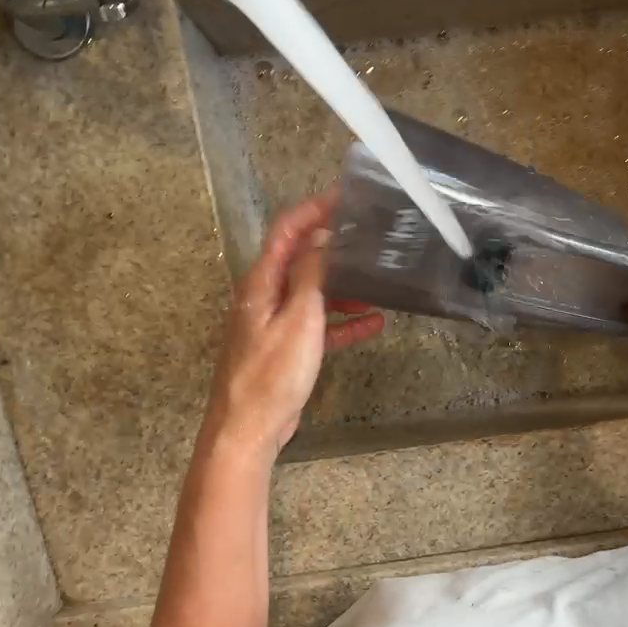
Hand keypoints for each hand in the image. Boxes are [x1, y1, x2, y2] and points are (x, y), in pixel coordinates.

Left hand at [204, 190, 384, 458]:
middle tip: (370, 241)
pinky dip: (342, 323)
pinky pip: (317, 327)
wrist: (249, 428)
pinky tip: (372, 325)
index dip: (314, 210)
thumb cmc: (271, 374)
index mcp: (262, 282)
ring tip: (378, 286)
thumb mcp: (299, 318)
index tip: (345, 198)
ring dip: (344, 289)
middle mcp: (265, 297)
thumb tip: (322, 241)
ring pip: (313, 294)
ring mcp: (275, 324)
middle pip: (302, 260)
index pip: (287, 231)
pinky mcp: (286, 350)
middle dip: (335, 248)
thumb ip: (311, 276)